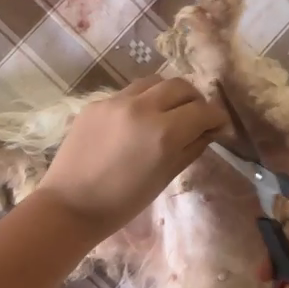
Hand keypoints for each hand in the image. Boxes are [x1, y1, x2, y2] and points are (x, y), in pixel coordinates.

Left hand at [39, 76, 226, 233]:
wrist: (70, 205)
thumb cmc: (122, 203)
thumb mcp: (164, 178)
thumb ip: (191, 148)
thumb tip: (209, 131)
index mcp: (163, 133)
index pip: (203, 110)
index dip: (216, 117)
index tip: (218, 126)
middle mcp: (141, 108)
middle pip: (181, 86)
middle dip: (194, 100)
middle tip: (195, 117)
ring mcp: (115, 102)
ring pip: (154, 82)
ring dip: (168, 94)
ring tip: (167, 113)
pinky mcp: (95, 103)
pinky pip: (128, 93)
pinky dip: (140, 102)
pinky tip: (136, 122)